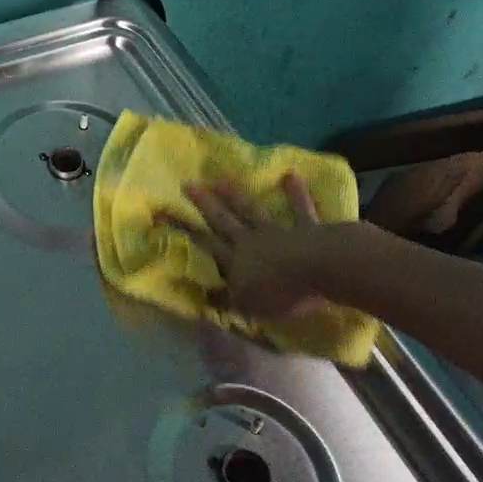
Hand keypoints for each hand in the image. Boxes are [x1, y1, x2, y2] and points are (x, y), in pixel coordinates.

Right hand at [159, 174, 343, 321]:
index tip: (161, 212)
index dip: (182, 229)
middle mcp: (251, 242)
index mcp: (235, 262)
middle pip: (223, 221)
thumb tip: (202, 297)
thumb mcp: (247, 307)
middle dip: (204, 203)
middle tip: (188, 184)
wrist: (321, 270)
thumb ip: (225, 301)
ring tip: (220, 179)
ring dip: (236, 195)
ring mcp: (278, 232)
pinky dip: (296, 193)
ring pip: (252, 211)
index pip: (203, 244)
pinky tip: (292, 175)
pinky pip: (300, 210)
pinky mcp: (307, 229)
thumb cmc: (282, 293)